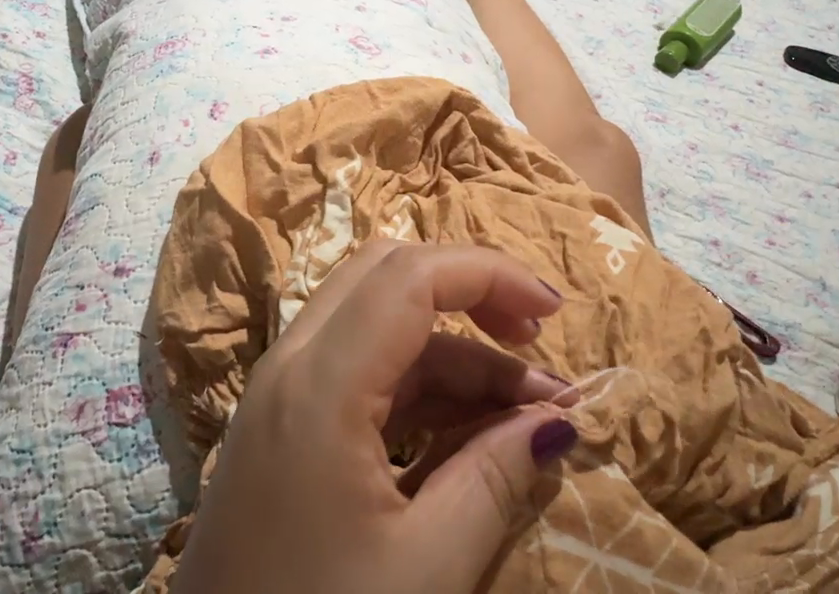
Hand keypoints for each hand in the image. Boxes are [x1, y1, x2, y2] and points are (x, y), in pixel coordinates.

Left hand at [171, 239, 578, 593]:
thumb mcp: (426, 565)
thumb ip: (494, 478)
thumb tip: (556, 421)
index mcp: (318, 384)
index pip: (409, 276)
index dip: (489, 274)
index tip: (556, 315)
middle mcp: (291, 364)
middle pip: (386, 277)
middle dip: (468, 294)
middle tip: (536, 344)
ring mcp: (281, 391)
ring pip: (376, 326)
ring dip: (453, 352)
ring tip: (528, 414)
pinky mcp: (284, 424)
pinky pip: (359, 373)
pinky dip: (420, 388)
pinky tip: (472, 433)